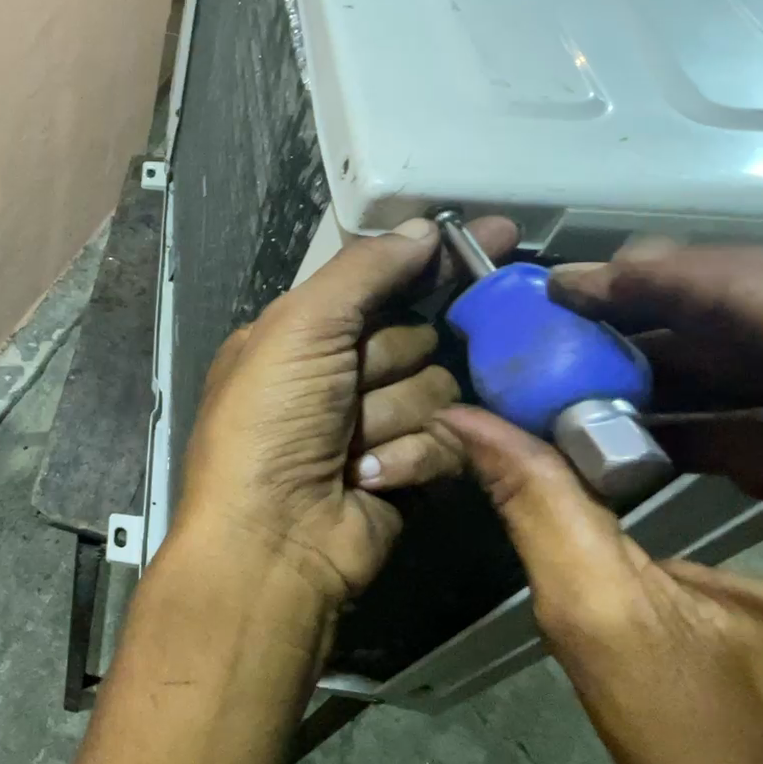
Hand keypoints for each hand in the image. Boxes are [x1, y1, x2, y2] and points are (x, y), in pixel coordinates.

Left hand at [171, 214, 517, 602]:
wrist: (270, 535)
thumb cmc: (267, 422)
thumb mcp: (296, 329)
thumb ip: (360, 272)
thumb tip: (422, 228)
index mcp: (295, 334)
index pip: (378, 282)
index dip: (431, 262)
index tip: (495, 236)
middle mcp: (333, 372)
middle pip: (416, 336)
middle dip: (386, 363)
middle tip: (346, 390)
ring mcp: (372, 422)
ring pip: (438, 387)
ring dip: (393, 416)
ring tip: (345, 446)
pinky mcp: (408, 467)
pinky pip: (447, 439)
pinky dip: (409, 457)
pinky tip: (368, 477)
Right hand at [439, 242, 762, 763]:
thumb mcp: (622, 640)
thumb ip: (542, 511)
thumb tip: (465, 424)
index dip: (726, 287)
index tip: (607, 275)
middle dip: (710, 306)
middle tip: (587, 302)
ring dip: (723, 355)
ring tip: (604, 354)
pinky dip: (750, 411)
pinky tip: (658, 424)